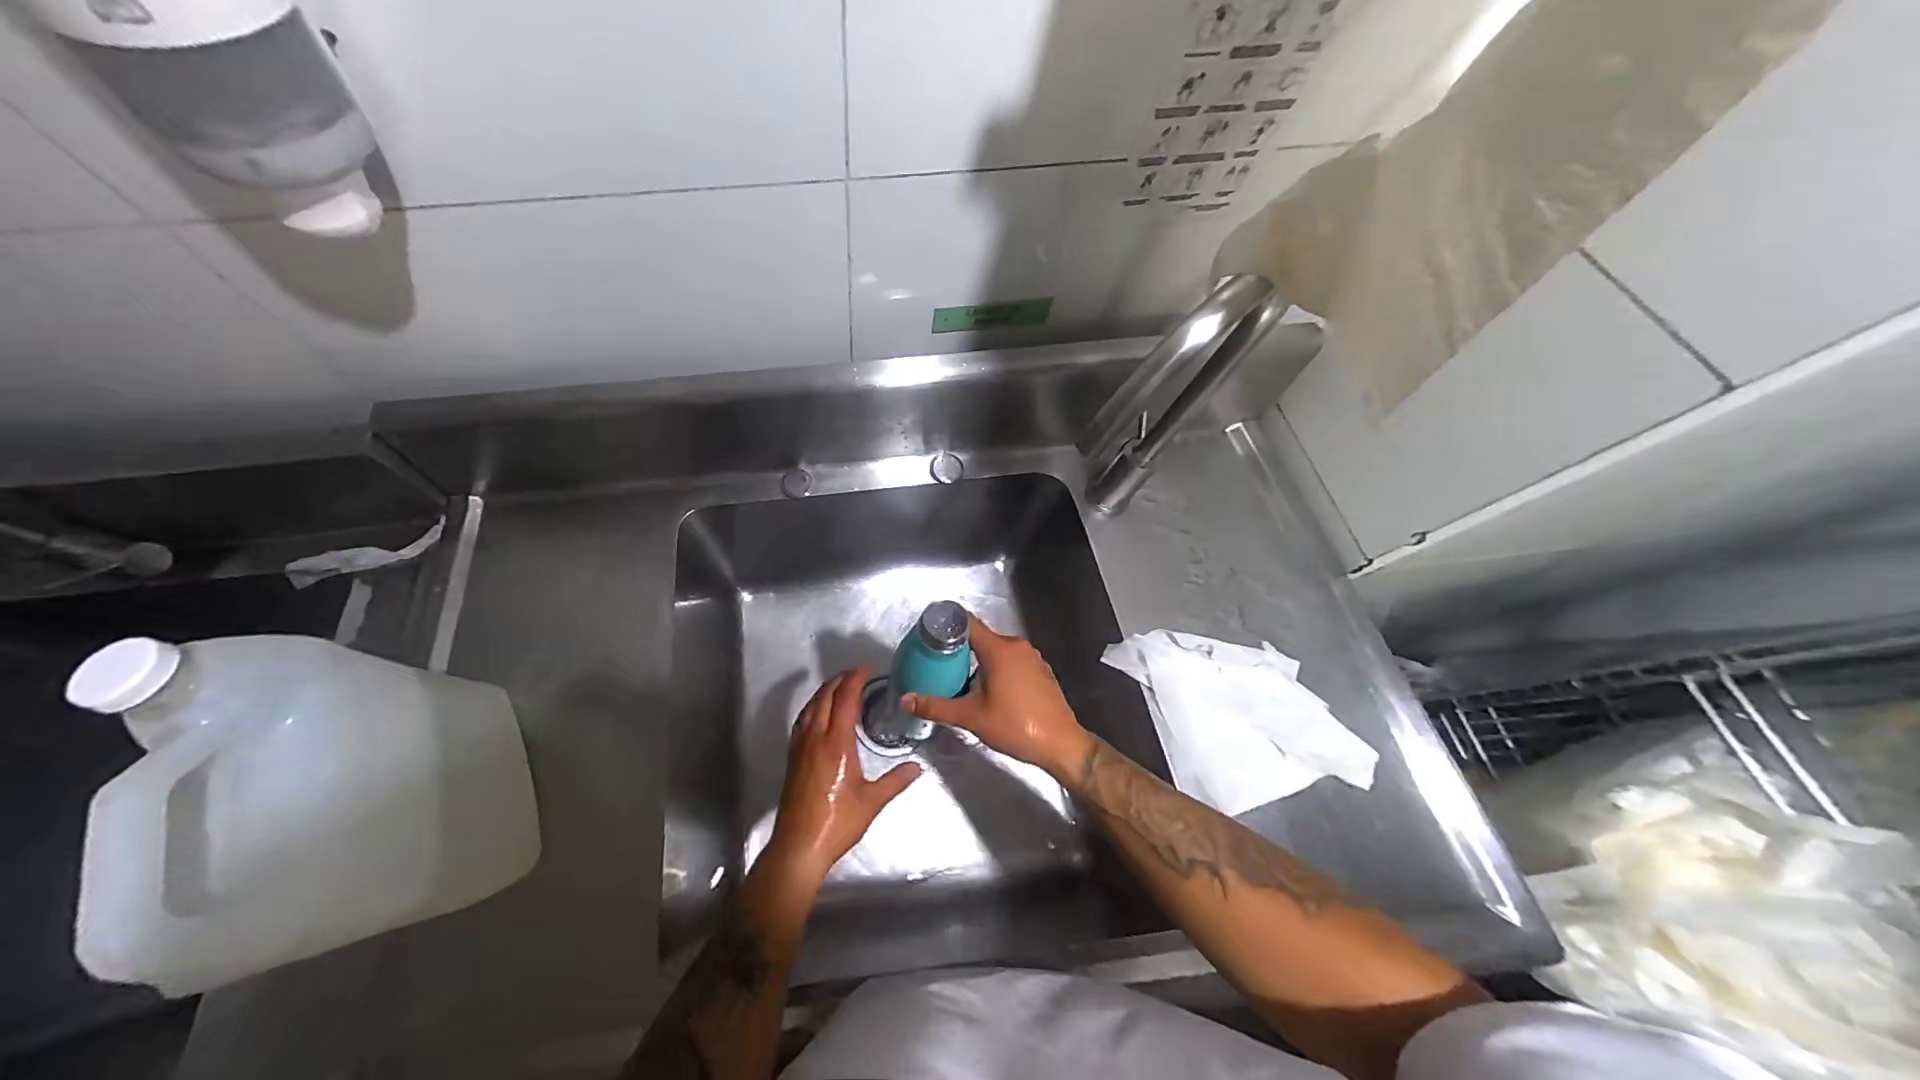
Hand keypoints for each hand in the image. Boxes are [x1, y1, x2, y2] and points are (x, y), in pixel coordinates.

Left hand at [763, 666, 922, 887]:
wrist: (799, 846)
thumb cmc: (838, 822)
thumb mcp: (872, 801)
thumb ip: (896, 780)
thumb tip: (917, 767)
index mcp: (836, 743)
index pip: (845, 699)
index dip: (855, 679)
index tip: (867, 668)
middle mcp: (815, 739)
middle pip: (825, 697)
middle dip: (840, 679)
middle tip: (857, 673)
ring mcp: (800, 748)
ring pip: (810, 707)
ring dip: (824, 691)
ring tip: (840, 686)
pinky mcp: (793, 759)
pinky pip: (802, 722)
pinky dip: (813, 707)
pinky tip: (819, 713)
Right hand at [902, 614, 1093, 779]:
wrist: (1061, 743)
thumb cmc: (1016, 726)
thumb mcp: (971, 717)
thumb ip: (936, 706)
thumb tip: (906, 701)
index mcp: (999, 649)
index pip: (967, 622)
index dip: (947, 624)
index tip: (929, 634)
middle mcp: (1017, 646)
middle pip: (981, 637)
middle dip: (959, 648)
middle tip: (938, 663)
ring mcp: (1032, 657)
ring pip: (996, 650)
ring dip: (978, 660)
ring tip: (959, 678)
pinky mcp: (1040, 670)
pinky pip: (1012, 660)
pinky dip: (996, 668)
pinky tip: (988, 688)